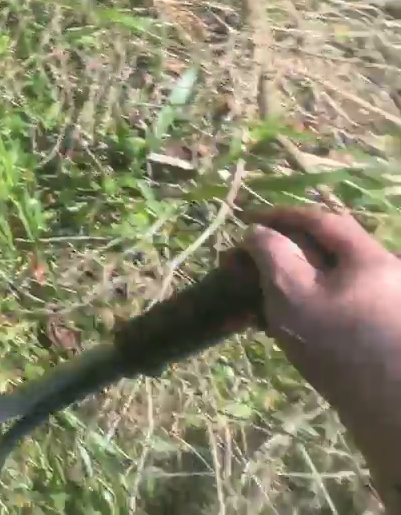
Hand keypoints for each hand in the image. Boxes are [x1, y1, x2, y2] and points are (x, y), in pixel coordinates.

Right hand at [243, 207, 400, 494]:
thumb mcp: (288, 289)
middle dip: (276, 257)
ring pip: (328, 283)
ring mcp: (391, 308)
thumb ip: (270, 250)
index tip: (245, 221)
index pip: (323, 221)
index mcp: (372, 261)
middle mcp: (390, 279)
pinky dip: (306, 307)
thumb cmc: (338, 341)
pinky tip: (279, 326)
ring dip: (285, 286)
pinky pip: (340, 306)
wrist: (394, 410)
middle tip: (240, 270)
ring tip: (251, 306)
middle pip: (325, 253)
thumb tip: (261, 232)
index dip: (280, 215)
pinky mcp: (387, 334)